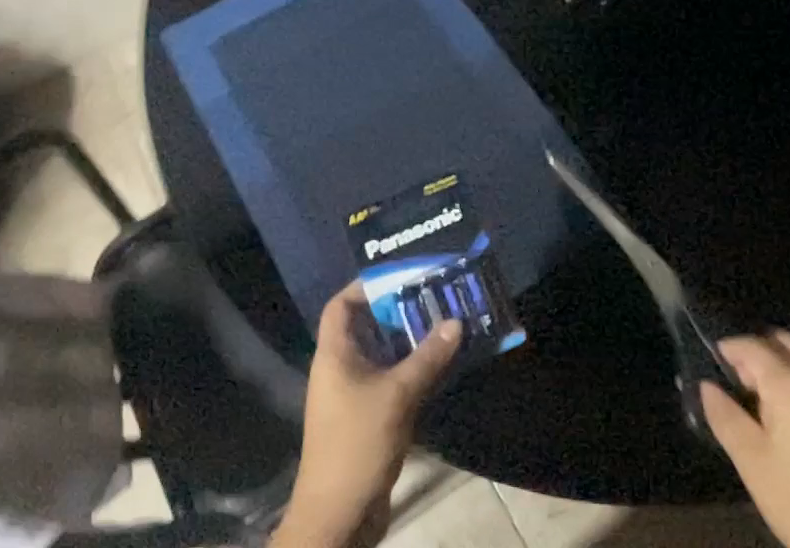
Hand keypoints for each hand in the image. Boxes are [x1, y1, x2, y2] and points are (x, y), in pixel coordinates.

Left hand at [273, 283, 461, 547]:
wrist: (339, 513)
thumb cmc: (359, 442)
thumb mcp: (398, 395)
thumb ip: (427, 357)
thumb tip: (455, 322)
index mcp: (334, 355)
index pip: (340, 306)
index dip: (364, 287)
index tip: (400, 277)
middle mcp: (339, 369)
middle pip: (366, 328)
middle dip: (398, 312)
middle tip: (435, 297)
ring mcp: (352, 396)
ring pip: (382, 357)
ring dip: (410, 343)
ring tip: (445, 325)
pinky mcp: (367, 419)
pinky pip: (390, 382)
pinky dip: (411, 371)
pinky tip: (440, 366)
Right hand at [701, 330, 789, 547]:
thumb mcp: (752, 462)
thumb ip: (725, 416)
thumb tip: (707, 386)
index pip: (753, 346)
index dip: (729, 348)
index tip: (714, 359)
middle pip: (787, 343)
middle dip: (760, 351)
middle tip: (740, 378)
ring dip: (787, 365)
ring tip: (768, 398)